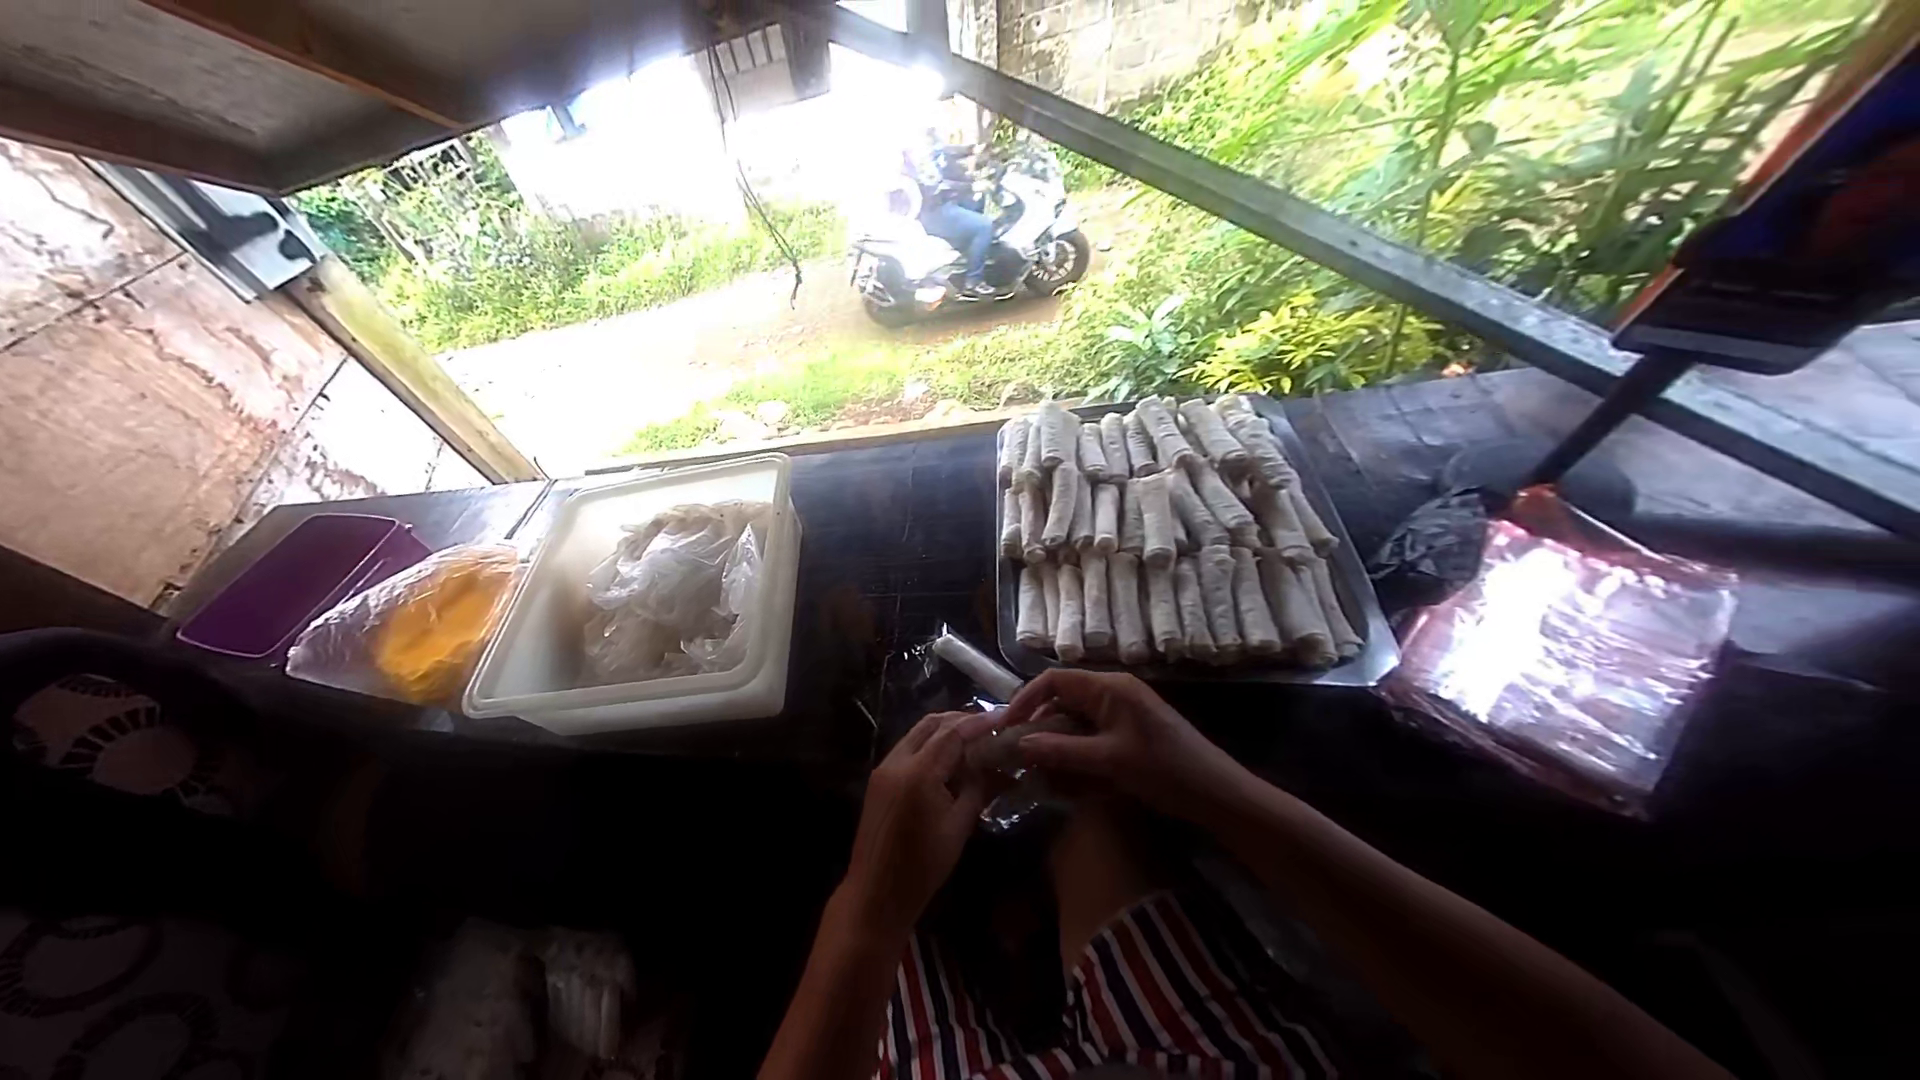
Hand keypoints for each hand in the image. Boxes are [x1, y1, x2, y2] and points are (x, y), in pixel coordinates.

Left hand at [842, 712, 991, 935]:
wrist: (876, 893)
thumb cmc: (923, 866)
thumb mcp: (959, 826)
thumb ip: (978, 788)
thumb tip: (997, 765)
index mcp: (919, 773)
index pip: (953, 733)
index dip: (979, 723)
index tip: (1003, 717)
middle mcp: (897, 761)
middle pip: (932, 724)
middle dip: (961, 720)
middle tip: (989, 726)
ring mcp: (884, 768)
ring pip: (918, 733)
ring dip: (945, 730)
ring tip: (974, 738)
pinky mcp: (879, 778)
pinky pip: (908, 747)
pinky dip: (930, 744)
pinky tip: (949, 757)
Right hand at [1003, 670, 1252, 823]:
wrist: (1217, 794)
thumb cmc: (1164, 769)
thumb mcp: (1109, 760)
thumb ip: (1061, 750)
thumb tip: (1018, 744)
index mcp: (1108, 687)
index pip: (1054, 680)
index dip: (1026, 699)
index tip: (1006, 726)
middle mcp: (1112, 693)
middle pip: (1062, 700)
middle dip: (1038, 726)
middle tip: (1017, 754)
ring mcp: (1121, 714)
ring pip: (1074, 722)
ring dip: (1055, 744)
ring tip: (1038, 771)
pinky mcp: (1127, 734)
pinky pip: (1090, 738)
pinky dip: (1075, 755)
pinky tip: (1066, 779)